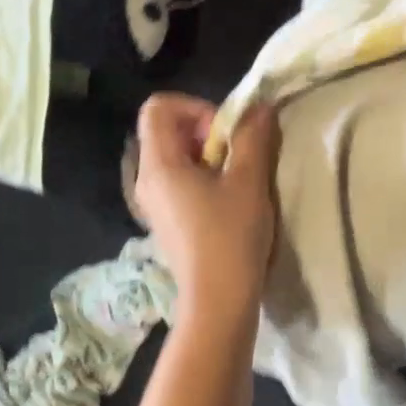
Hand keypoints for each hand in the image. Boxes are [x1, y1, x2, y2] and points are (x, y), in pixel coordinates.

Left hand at [133, 93, 279, 317]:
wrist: (219, 298)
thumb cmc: (231, 236)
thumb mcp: (249, 182)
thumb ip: (253, 139)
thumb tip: (259, 108)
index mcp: (158, 164)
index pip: (159, 107)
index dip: (197, 108)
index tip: (228, 135)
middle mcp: (146, 179)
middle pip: (168, 133)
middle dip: (208, 135)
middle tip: (241, 159)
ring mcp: (154, 204)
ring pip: (178, 161)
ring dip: (211, 161)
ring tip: (241, 185)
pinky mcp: (168, 223)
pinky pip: (181, 185)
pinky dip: (206, 183)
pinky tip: (231, 208)